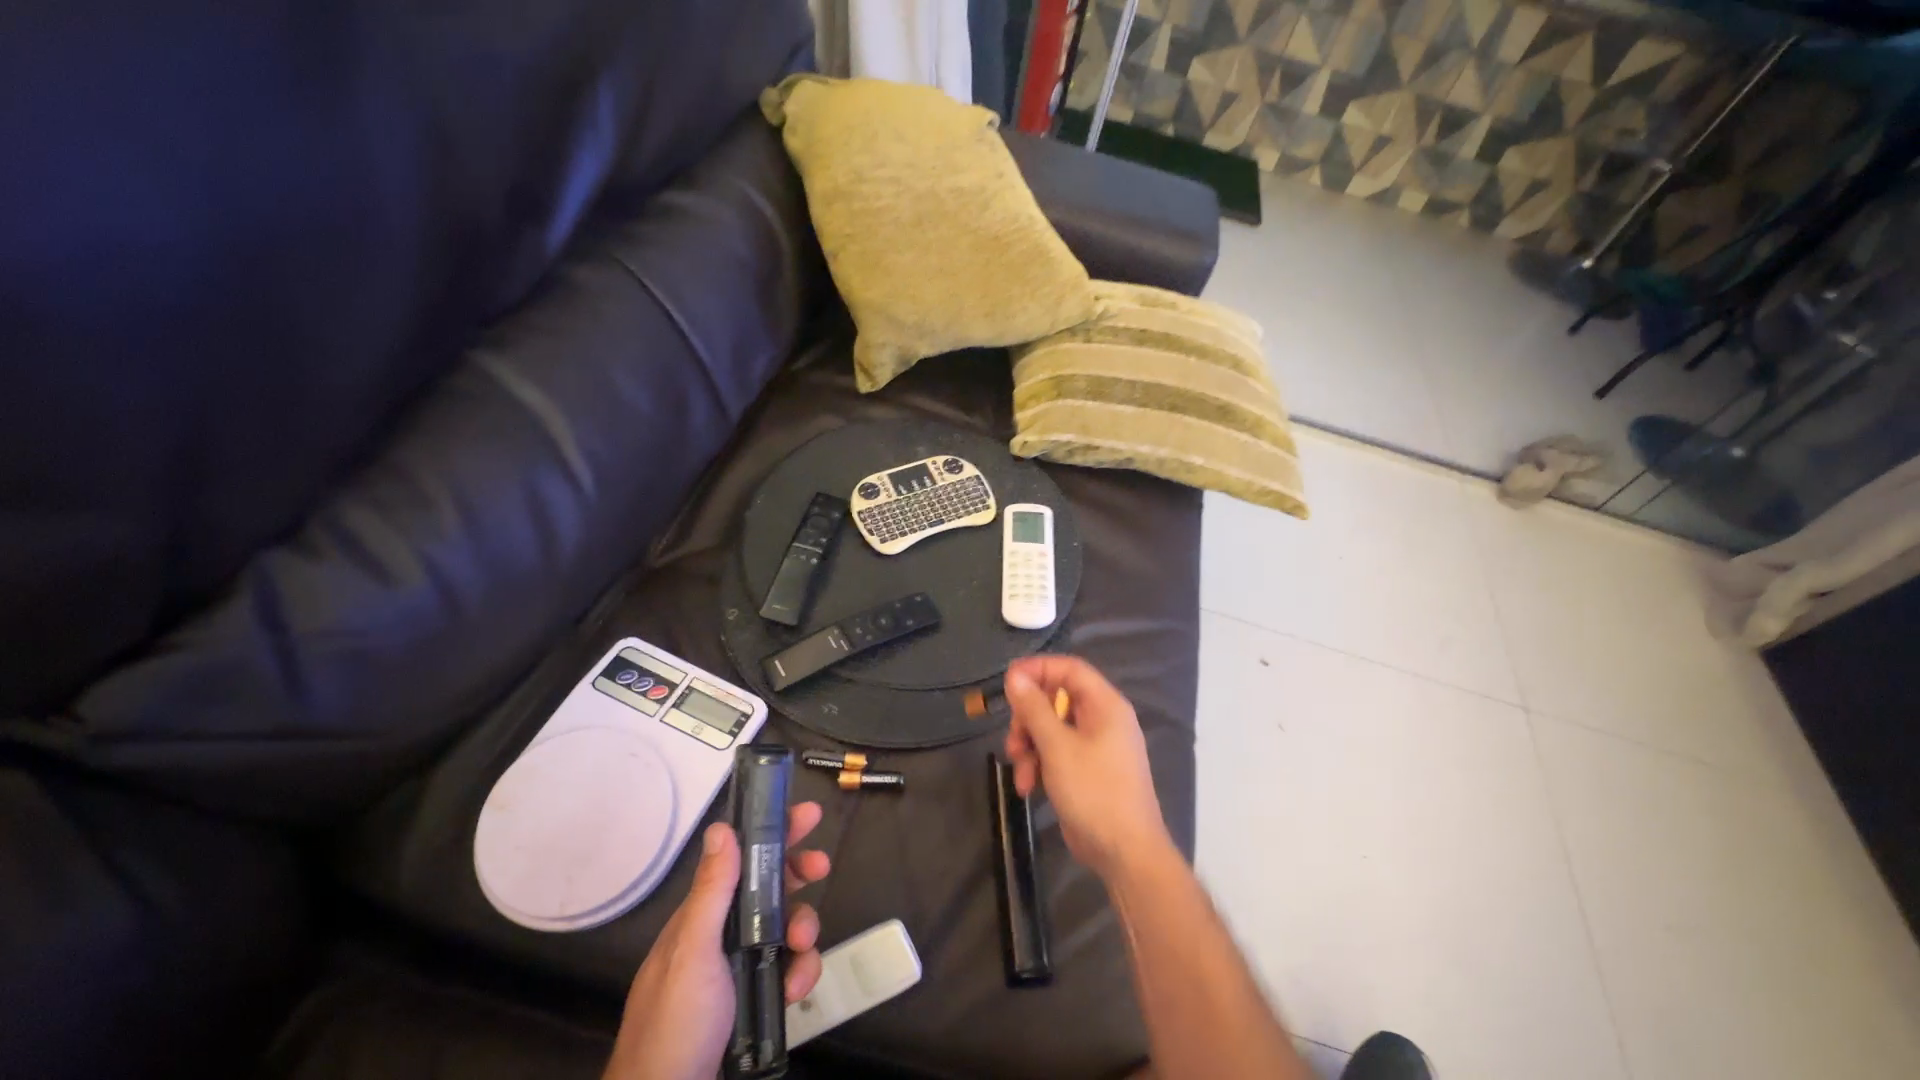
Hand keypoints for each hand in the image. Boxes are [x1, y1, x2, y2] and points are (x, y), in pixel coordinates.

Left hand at [602, 804, 831, 1079]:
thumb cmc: (677, 1018)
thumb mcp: (693, 951)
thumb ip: (711, 891)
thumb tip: (722, 827)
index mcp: (702, 916)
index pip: (740, 860)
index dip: (772, 835)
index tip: (807, 816)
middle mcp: (722, 935)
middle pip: (770, 889)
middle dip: (798, 877)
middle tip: (821, 870)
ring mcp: (740, 967)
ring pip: (786, 929)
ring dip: (803, 932)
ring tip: (801, 952)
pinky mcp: (756, 996)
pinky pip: (789, 969)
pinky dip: (800, 974)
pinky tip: (794, 992)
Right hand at [1003, 655, 1173, 879]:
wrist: (1125, 850)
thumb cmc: (1094, 791)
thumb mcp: (1057, 747)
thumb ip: (1034, 709)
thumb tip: (1015, 676)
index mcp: (1105, 706)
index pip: (1070, 669)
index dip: (1037, 669)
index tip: (1008, 682)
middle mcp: (1103, 720)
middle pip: (1056, 700)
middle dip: (1029, 719)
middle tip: (1014, 739)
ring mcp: (1096, 747)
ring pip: (1052, 729)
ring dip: (1030, 746)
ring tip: (1021, 771)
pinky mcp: (1086, 771)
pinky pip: (1057, 754)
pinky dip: (1040, 765)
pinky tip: (1029, 787)